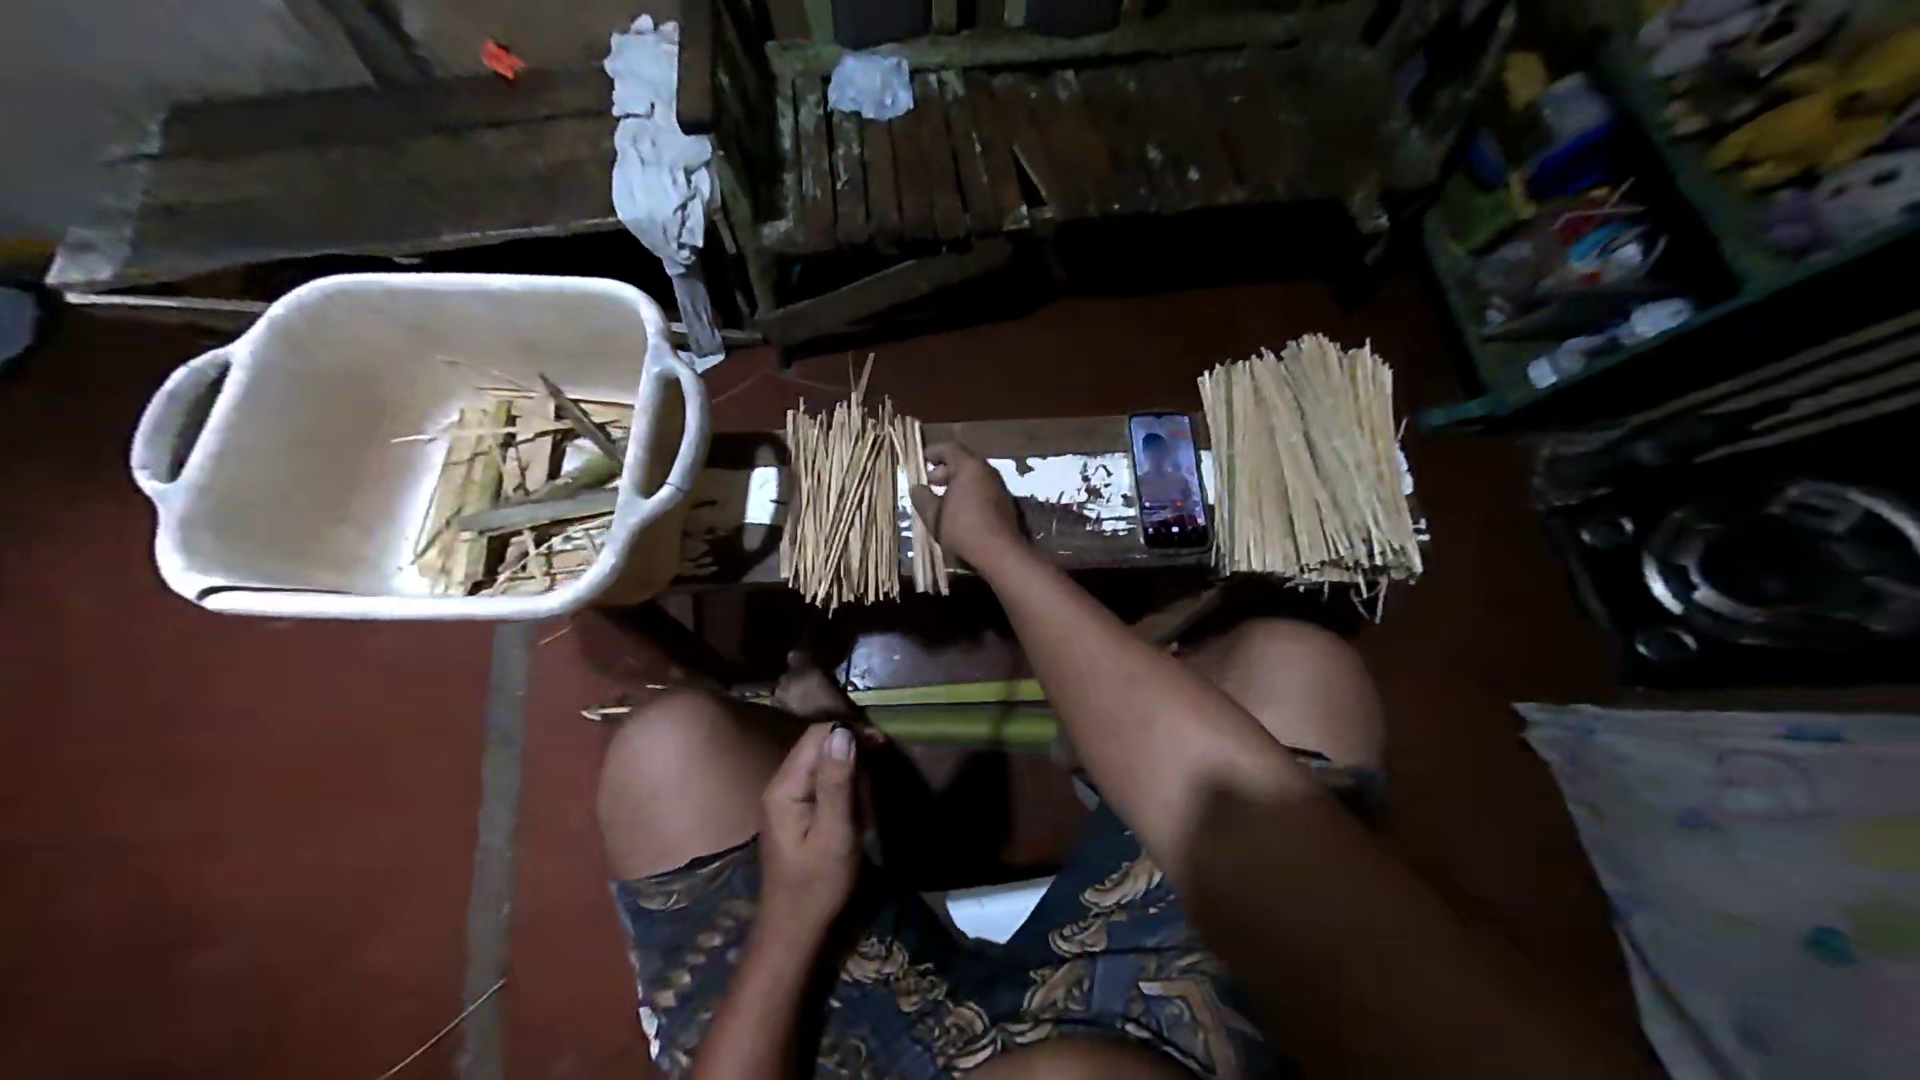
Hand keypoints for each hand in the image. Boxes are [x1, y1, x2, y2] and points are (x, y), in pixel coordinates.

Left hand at [759, 723, 860, 934]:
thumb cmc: (818, 885)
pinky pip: (823, 782)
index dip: (849, 733)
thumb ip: (838, 782)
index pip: (817, 735)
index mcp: (784, 786)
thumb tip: (843, 733)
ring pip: (824, 763)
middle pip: (820, 746)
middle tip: (876, 782)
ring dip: (851, 775)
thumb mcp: (835, 833)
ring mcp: (786, 797)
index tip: (881, 746)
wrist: (795, 930)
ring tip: (867, 803)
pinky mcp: (797, 810)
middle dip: (852, 756)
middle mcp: (780, 784)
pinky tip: (857, 810)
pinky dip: (845, 789)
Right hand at [909, 442, 1024, 569]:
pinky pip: (982, 489)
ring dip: (956, 483)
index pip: (949, 448)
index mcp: (969, 466)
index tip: (922, 460)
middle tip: (930, 482)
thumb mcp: (933, 514)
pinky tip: (959, 510)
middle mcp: (987, 470)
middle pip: (963, 461)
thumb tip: (916, 488)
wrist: (1000, 552)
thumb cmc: (962, 528)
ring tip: (942, 498)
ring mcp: (999, 486)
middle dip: (944, 470)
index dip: (933, 452)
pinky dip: (968, 493)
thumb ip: (922, 497)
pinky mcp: (1005, 502)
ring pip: (974, 477)